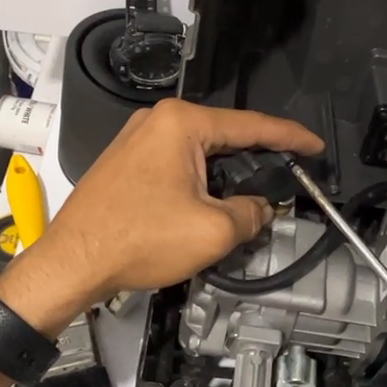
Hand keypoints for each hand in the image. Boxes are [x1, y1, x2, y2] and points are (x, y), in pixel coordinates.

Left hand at [0, 99, 323, 332]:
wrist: (71, 263)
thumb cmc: (135, 241)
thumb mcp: (213, 231)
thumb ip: (251, 213)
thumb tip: (260, 209)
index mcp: (181, 124)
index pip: (251, 125)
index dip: (290, 137)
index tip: (314, 145)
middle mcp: (157, 122)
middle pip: (226, 135)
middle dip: (259, 156)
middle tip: (289, 172)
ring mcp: (138, 141)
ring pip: (201, 152)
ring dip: (228, 173)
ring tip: (255, 193)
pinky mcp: (127, 163)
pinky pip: (178, 163)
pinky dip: (202, 180)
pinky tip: (214, 201)